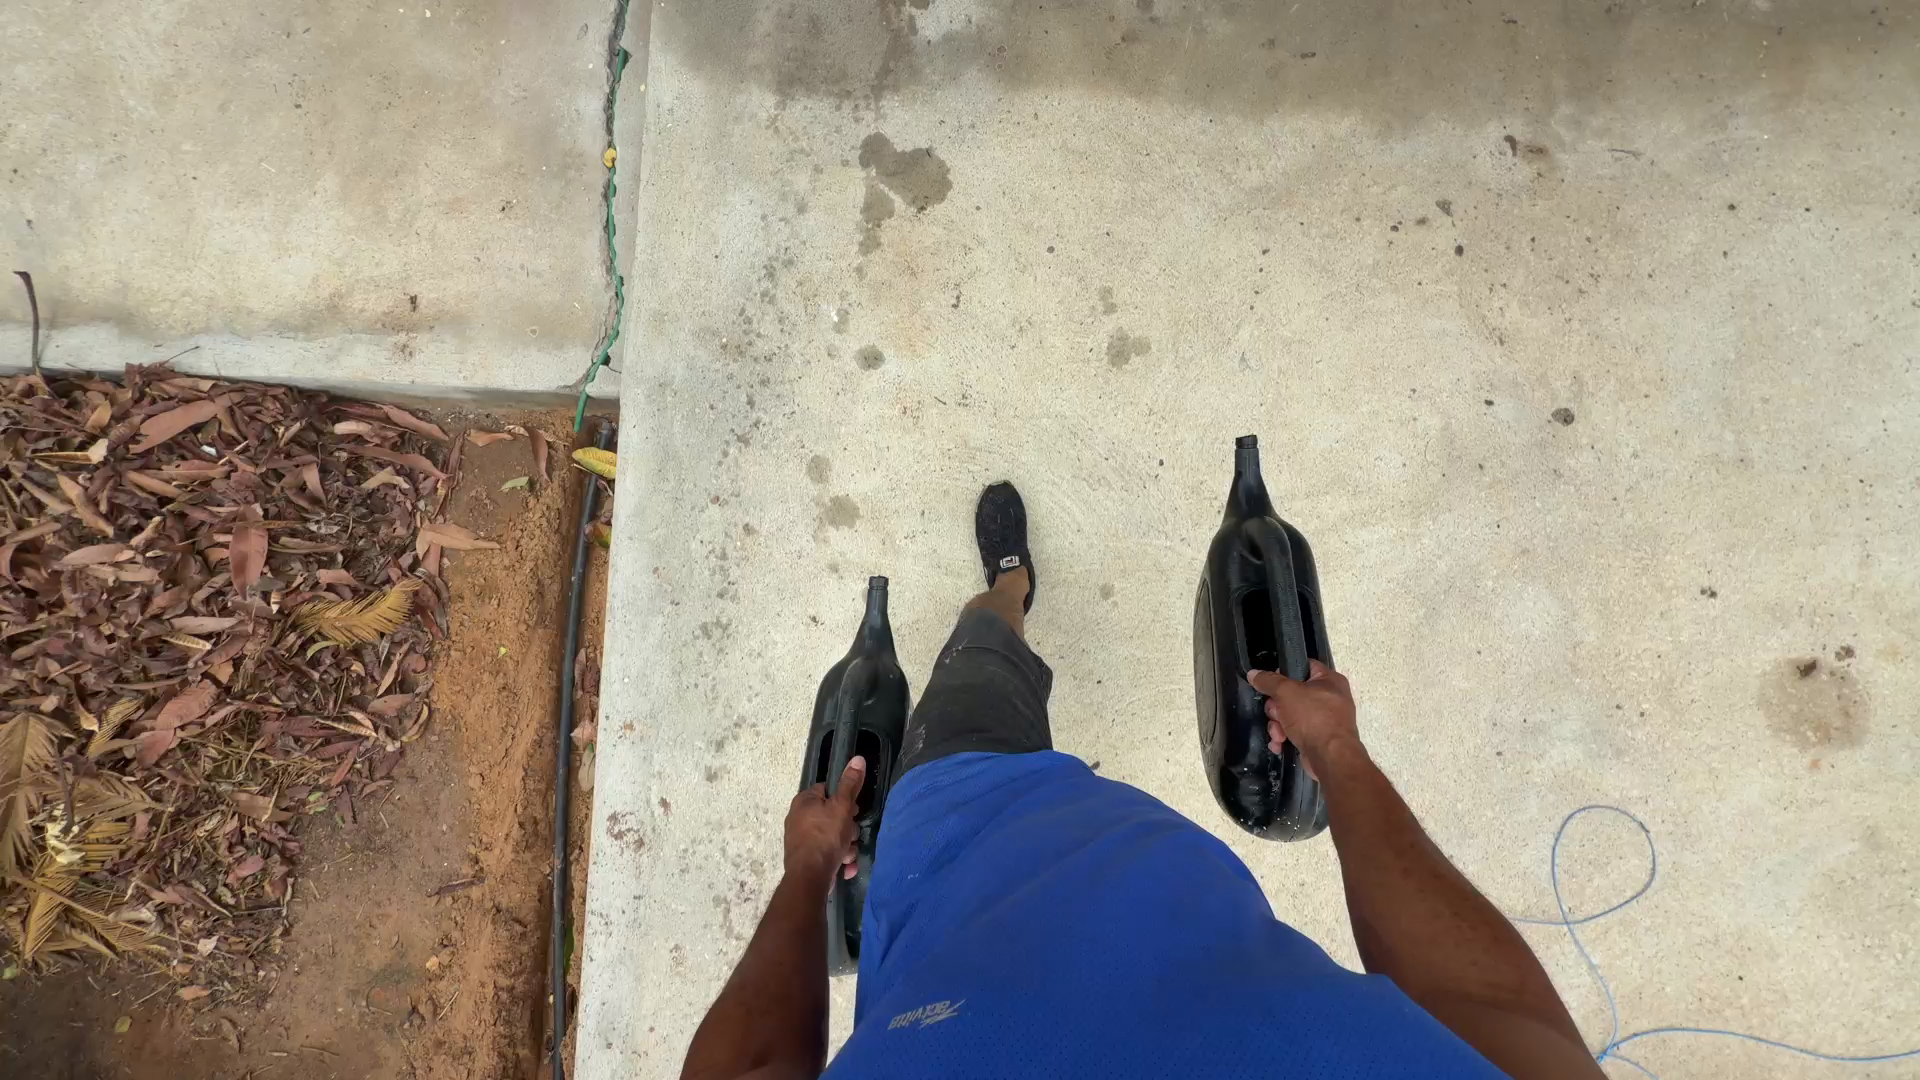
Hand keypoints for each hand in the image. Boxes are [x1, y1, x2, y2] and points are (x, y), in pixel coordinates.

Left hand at [784, 756, 865, 883]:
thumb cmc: (826, 836)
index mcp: (804, 801)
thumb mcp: (842, 806)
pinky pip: (826, 854)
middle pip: (831, 816)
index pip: (827, 790)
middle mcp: (798, 818)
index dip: (844, 799)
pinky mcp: (804, 859)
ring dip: (845, 847)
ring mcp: (800, 840)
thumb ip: (851, 784)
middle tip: (852, 835)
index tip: (854, 811)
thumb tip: (858, 758)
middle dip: (847, 829)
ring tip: (848, 856)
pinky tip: (845, 868)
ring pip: (832, 838)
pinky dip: (837, 860)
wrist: (810, 877)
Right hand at [1247, 660, 1361, 779]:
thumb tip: (1253, 674)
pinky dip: (1285, 737)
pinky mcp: (1318, 738)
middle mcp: (1330, 698)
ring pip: (1290, 714)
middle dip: (1277, 707)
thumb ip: (1268, 680)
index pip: (1303, 666)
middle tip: (1276, 712)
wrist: (1330, 758)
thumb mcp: (1286, 692)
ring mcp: (1325, 720)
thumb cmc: (1312, 717)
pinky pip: (1296, 731)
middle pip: (1292, 693)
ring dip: (1278, 724)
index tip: (1270, 681)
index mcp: (1329, 680)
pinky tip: (1279, 743)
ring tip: (1278, 733)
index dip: (1284, 671)